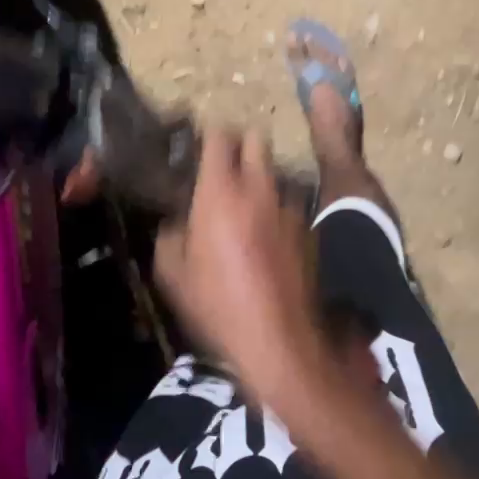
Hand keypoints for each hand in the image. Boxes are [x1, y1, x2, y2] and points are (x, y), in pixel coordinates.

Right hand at [153, 128, 329, 399]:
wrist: (280, 344)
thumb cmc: (217, 304)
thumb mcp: (172, 272)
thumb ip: (169, 233)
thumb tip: (177, 220)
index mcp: (219, 190)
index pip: (218, 135)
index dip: (208, 135)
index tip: (199, 145)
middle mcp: (258, 189)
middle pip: (255, 140)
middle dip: (240, 145)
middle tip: (225, 167)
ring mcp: (289, 208)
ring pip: (275, 173)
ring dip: (261, 179)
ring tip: (248, 203)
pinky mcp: (309, 231)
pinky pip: (290, 205)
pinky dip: (278, 209)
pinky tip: (269, 236)